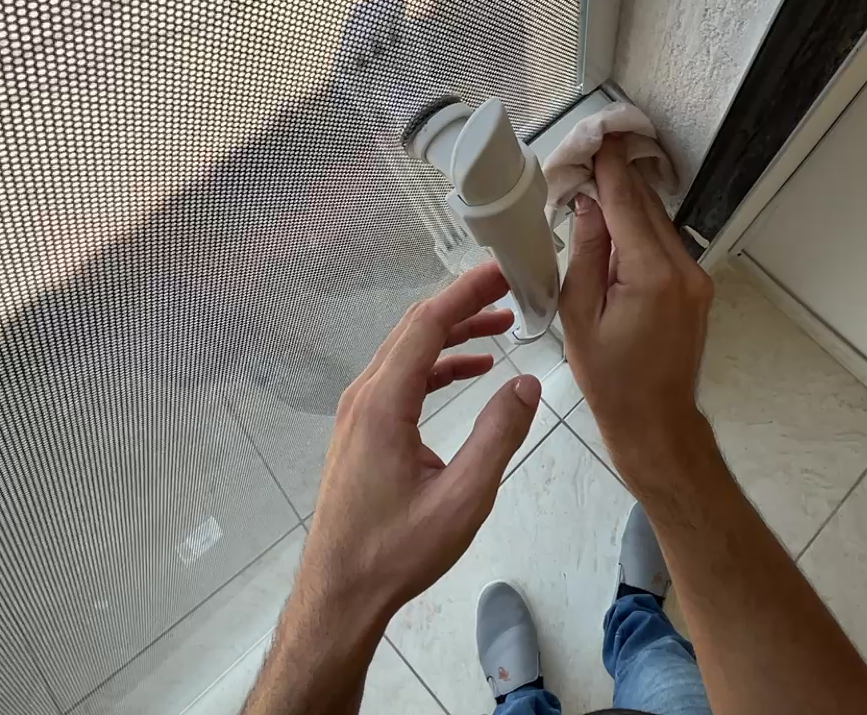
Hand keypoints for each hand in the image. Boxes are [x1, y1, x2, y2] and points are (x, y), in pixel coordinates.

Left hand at [297, 262, 541, 634]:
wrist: (338, 596)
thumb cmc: (397, 551)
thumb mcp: (462, 498)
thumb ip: (498, 435)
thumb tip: (528, 382)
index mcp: (383, 402)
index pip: (427, 324)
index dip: (466, 291)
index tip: (501, 271)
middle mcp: (365, 395)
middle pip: (416, 327)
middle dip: (463, 302)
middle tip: (508, 288)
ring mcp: (359, 410)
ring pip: (409, 350)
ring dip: (453, 332)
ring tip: (500, 325)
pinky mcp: (363, 427)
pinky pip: (404, 377)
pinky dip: (439, 364)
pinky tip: (471, 370)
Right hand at [557, 142, 714, 473]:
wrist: (656, 422)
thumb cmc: (610, 377)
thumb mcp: (580, 314)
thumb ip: (586, 253)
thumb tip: (589, 205)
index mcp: (651, 274)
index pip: (628, 203)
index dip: (611, 167)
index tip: (600, 136)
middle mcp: (684, 268)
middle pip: (648, 207)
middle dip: (620, 177)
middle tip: (594, 152)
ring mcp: (697, 278)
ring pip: (659, 223)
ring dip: (631, 202)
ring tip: (599, 183)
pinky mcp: (698, 288)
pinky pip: (666, 245)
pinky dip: (642, 228)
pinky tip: (619, 223)